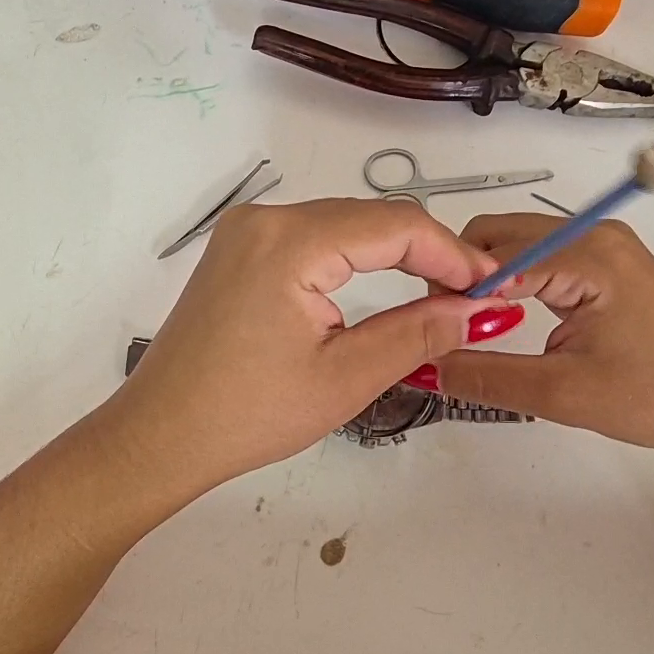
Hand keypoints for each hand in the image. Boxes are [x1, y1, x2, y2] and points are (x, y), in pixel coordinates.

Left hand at [112, 199, 507, 488]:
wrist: (162, 435)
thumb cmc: (247, 414)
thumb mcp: (343, 377)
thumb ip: (415, 333)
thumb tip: (473, 309)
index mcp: (288, 242)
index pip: (393, 225)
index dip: (451, 252)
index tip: (491, 286)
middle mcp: (261, 220)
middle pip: (365, 219)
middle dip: (422, 252)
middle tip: (469, 296)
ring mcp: (241, 234)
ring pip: (337, 227)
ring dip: (386, 255)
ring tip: (433, 294)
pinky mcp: (233, 254)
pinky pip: (306, 241)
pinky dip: (346, 261)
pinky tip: (373, 287)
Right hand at [434, 213, 653, 461]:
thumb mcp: (559, 394)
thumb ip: (481, 376)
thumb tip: (419, 365)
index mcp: (585, 255)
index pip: (487, 252)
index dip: (449, 290)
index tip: (430, 332)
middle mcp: (591, 234)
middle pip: (493, 236)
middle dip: (461, 278)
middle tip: (451, 332)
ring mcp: (600, 245)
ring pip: (511, 245)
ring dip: (483, 281)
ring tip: (476, 331)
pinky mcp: (603, 263)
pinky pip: (535, 258)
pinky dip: (509, 283)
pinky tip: (508, 321)